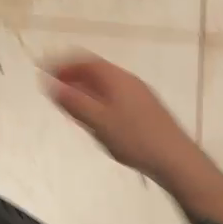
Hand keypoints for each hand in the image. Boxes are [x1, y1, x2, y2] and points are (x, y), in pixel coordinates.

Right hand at [43, 55, 203, 183]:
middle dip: (73, 77)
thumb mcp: (98, 121)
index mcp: (117, 79)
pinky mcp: (145, 111)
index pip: (86, 61)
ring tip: (71, 106)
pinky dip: (98, 101)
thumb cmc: (135, 139)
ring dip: (85, 90)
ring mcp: (140, 96)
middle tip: (55, 90)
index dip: (63, 63)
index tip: (45, 70)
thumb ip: (73, 102)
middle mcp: (129, 82)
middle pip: (96, 71)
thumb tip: (50, 83)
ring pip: (106, 86)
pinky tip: (95, 120)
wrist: (177, 162)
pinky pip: (114, 97)